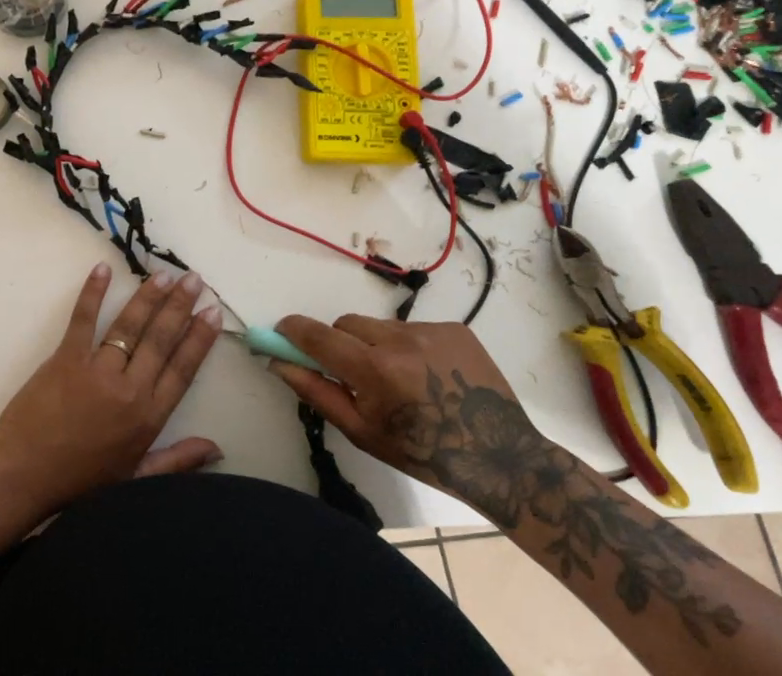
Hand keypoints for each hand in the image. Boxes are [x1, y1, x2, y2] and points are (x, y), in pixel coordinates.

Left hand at [0, 264, 223, 512]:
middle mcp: (129, 389)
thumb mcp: (137, 478)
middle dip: (180, 307)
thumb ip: (178, 460)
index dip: (200, 339)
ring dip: (148, 297)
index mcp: (148, 417)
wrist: (27, 473)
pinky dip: (92, 293)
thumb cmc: (81, 480)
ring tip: (164, 275)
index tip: (212, 312)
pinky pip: (83, 320)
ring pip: (129, 326)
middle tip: (194, 279)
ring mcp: (96, 371)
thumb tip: (216, 448)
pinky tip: (103, 270)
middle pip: (160, 340)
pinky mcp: (65, 359)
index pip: (182, 369)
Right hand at [266, 314, 552, 503]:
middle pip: (346, 324)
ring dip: (373, 344)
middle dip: (339, 343)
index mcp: (375, 370)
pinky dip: (406, 346)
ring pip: (378, 325)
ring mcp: (430, 331)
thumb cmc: (423, 453)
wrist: (502, 457)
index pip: (317, 335)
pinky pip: (411, 328)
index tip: (279, 333)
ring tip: (397, 379)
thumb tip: (279, 363)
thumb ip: (316, 391)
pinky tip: (426, 375)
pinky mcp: (455, 329)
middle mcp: (400, 340)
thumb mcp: (361, 431)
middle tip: (351, 374)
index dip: (292, 331)